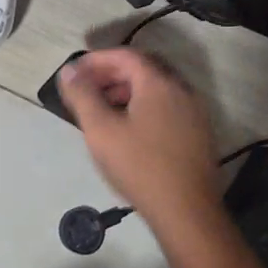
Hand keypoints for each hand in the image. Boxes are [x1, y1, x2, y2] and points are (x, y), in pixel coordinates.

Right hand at [58, 47, 218, 221]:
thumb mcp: (100, 130)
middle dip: (112, 73)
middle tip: (87, 88)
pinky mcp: (199, 133)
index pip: (125, 55)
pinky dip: (144, 105)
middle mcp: (181, 90)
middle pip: (143, 68)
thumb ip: (82, 95)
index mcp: (159, 83)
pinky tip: (129, 128)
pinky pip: (168, 105)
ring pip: (157, 87)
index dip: (97, 60)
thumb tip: (69, 70)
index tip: (75, 73)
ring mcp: (195, 112)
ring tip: (103, 109)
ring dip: (127, 90)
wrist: (186, 212)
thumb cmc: (139, 166)